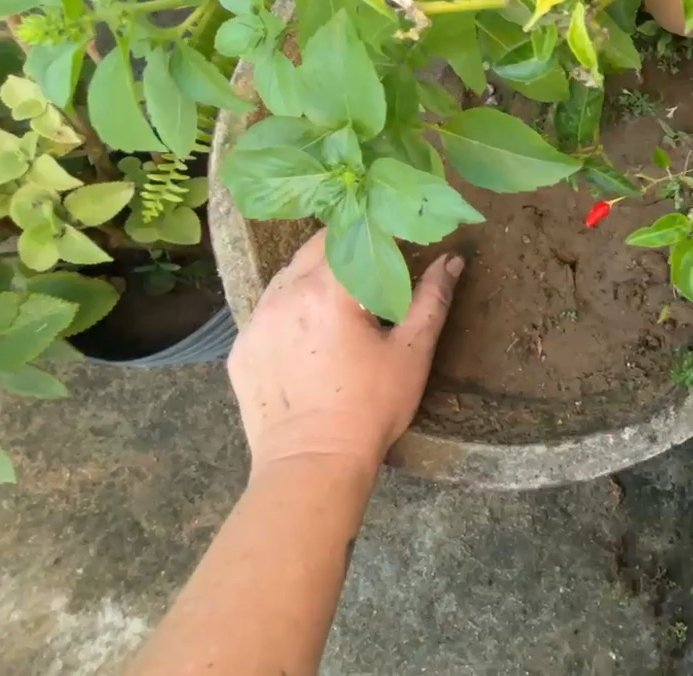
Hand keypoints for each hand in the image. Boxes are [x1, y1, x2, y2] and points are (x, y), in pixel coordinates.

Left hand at [227, 231, 461, 473]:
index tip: (393, 231)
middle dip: (344, 246)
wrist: (312, 465)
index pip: (345, 236)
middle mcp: (283, 298)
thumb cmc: (372, 406)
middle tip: (375, 255)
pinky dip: (294, 305)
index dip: (370, 228)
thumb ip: (432, 297)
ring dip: (316, 273)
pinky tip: (315, 326)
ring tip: (346, 289)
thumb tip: (452, 260)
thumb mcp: (413, 350)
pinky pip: (269, 310)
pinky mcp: (241, 351)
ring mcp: (255, 325)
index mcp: (327, 291)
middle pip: (312, 250)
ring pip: (287, 278)